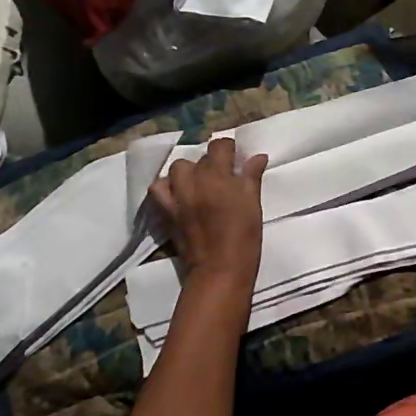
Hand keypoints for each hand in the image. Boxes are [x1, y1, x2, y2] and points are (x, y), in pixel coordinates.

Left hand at [149, 137, 268, 285]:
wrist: (220, 269)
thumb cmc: (244, 237)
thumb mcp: (253, 204)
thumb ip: (252, 177)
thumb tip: (258, 157)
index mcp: (219, 176)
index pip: (219, 146)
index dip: (228, 149)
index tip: (234, 158)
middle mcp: (196, 180)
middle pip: (200, 158)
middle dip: (211, 163)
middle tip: (221, 177)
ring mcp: (179, 195)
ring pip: (178, 168)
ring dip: (188, 171)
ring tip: (198, 183)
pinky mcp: (167, 211)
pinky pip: (158, 188)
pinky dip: (165, 186)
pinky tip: (177, 193)